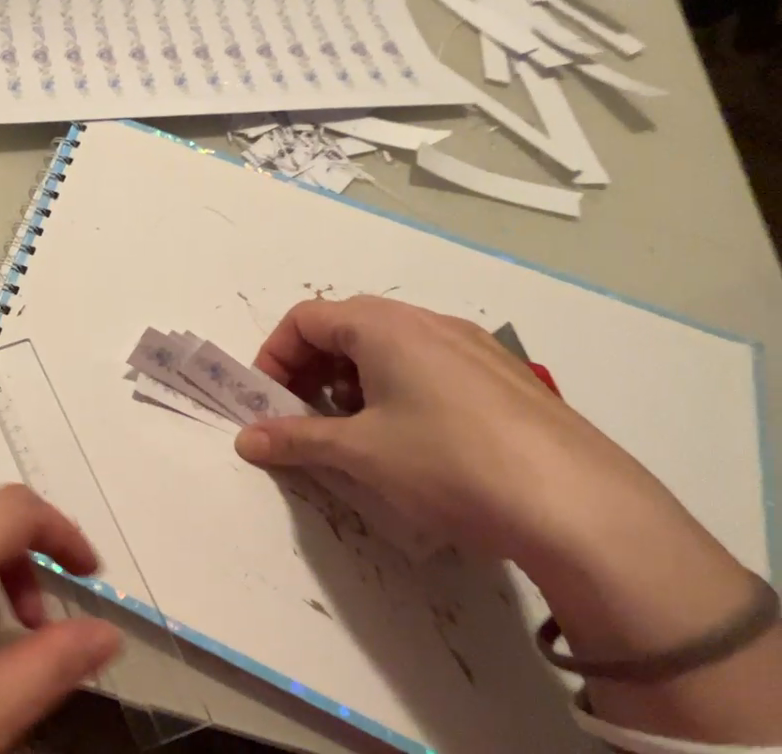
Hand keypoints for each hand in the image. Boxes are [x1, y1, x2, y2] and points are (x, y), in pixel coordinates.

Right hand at [232, 294, 679, 565]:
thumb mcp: (360, 453)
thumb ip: (296, 439)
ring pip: (391, 348)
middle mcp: (430, 324)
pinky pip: (432, 368)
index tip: (269, 401)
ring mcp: (477, 350)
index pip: (306, 318)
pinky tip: (414, 442)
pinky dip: (399, 391)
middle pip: (347, 327)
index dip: (274, 355)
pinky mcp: (508, 381)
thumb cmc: (451, 464)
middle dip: (312, 368)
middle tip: (304, 415)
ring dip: (355, 381)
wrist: (587, 514)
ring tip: (357, 432)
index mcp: (386, 327)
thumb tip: (246, 439)